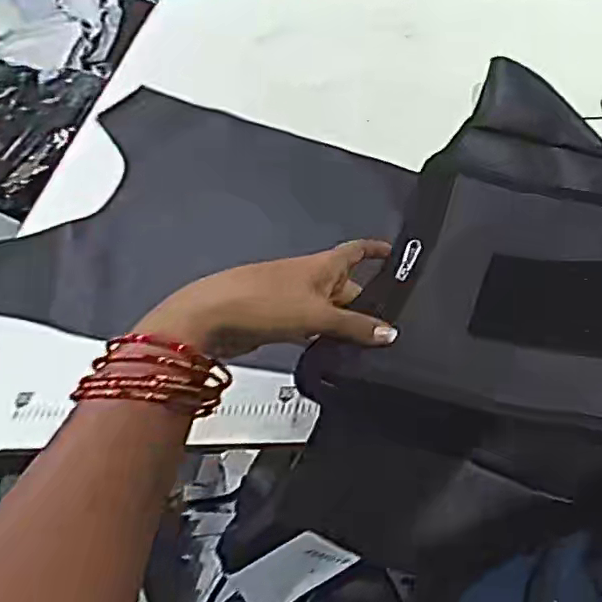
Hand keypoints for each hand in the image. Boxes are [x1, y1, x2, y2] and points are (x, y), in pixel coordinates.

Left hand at [133, 240, 395, 359]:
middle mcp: (310, 277)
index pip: (357, 251)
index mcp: (323, 265)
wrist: (209, 319)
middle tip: (386, 323)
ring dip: (342, 323)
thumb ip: (355, 326)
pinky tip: (328, 350)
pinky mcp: (278, 319)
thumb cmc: (263, 302)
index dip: (375, 251)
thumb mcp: (318, 315)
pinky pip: (310, 326)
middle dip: (364, 301)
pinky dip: (321, 336)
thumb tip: (389, 332)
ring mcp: (293, 298)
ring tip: (362, 342)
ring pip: (329, 309)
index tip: (392, 253)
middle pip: (347, 286)